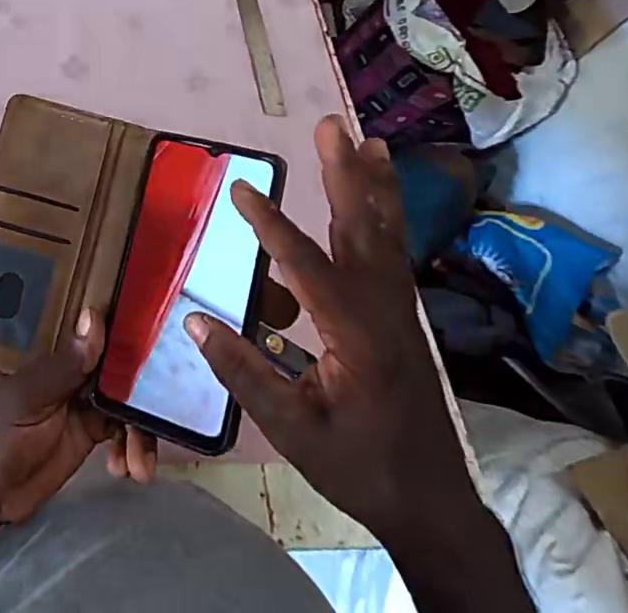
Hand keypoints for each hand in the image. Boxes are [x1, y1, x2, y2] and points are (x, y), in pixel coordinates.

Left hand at [0, 308, 148, 523]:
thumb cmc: (0, 434)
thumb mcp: (30, 397)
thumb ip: (64, 364)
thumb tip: (95, 317)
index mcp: (51, 348)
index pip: (90, 325)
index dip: (121, 324)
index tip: (157, 327)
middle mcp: (72, 367)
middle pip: (118, 363)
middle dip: (143, 385)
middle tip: (165, 409)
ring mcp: (84, 398)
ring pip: (127, 400)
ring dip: (140, 430)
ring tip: (139, 464)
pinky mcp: (93, 429)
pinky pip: (125, 429)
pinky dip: (134, 447)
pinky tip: (128, 469)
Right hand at [183, 117, 482, 541]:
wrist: (432, 501)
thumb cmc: (357, 465)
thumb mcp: (291, 429)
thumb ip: (242, 373)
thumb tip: (194, 320)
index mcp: (354, 334)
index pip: (305, 264)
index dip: (269, 224)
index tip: (239, 189)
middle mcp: (383, 309)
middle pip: (362, 229)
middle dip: (344, 174)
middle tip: (331, 126)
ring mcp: (399, 309)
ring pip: (386, 234)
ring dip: (373, 184)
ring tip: (367, 141)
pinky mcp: (402, 315)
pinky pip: (393, 251)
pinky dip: (385, 214)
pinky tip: (377, 197)